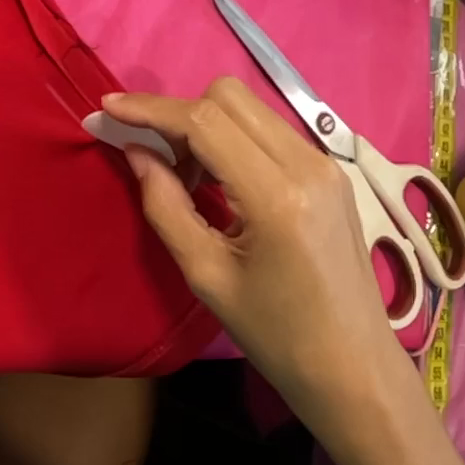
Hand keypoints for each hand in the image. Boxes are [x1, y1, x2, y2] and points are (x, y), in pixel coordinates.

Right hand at [101, 79, 406, 403]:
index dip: (151, 109)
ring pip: (250, 106)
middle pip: (228, 96)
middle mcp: (307, 162)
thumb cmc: (277, 336)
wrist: (355, 369)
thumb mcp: (206, 277)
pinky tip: (221, 179)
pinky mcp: (331, 170)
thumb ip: (166, 205)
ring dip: (207, 124)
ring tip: (187, 175)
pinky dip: (234, 137)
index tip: (108, 108)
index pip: (205, 120)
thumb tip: (136, 151)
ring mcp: (325, 162)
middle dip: (179, 113)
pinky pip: (269, 128)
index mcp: (277, 195)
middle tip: (156, 158)